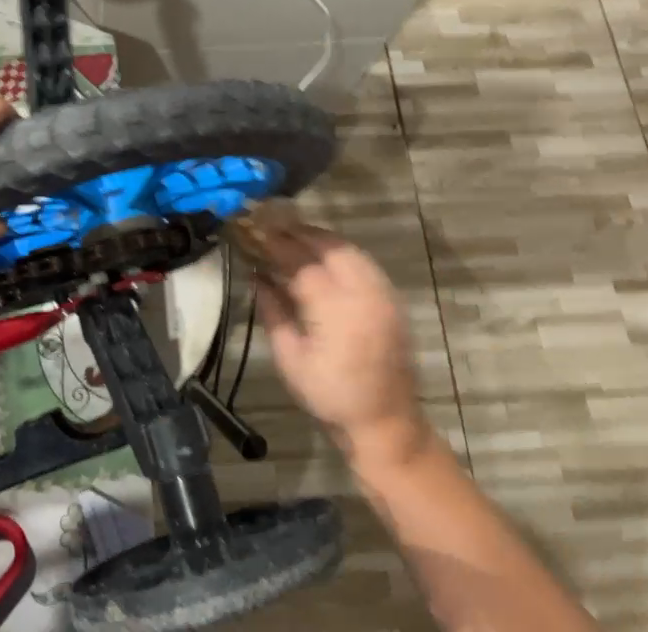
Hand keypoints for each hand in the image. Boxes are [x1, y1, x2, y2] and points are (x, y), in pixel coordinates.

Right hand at [253, 224, 426, 460]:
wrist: (384, 419)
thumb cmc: (329, 395)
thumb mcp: (290, 358)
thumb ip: (273, 312)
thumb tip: (256, 277)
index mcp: (334, 309)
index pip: (300, 263)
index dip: (276, 245)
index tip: (255, 232)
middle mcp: (363, 293)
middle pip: (330, 247)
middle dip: (300, 233)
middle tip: (273, 228)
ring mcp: (382, 294)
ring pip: (351, 250)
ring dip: (321, 239)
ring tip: (295, 237)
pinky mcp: (392, 299)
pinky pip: (365, 262)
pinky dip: (341, 252)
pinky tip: (324, 257)